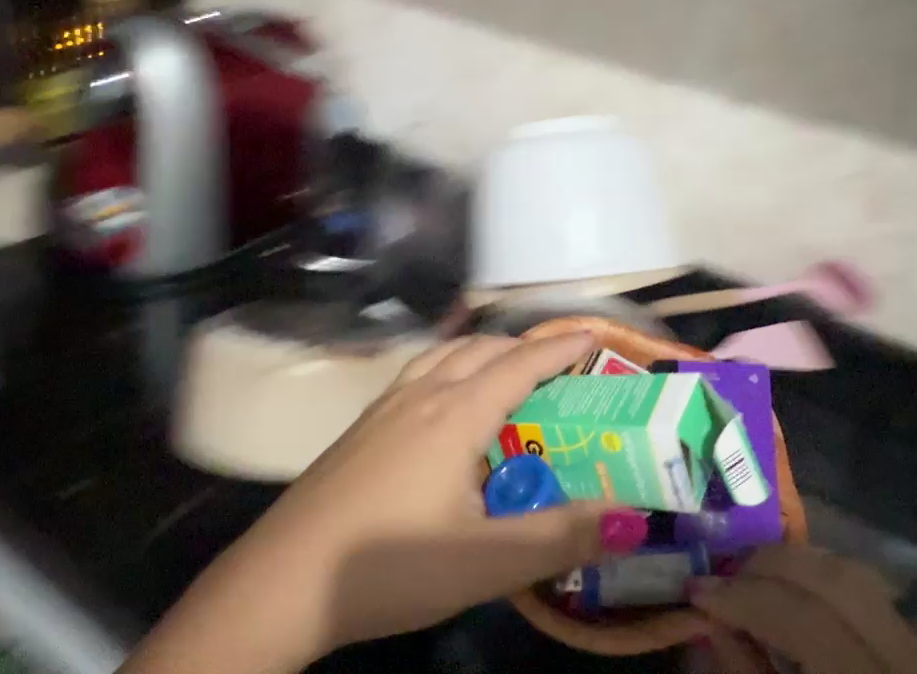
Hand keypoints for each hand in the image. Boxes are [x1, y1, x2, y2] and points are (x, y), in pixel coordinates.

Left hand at [123, 332, 644, 673]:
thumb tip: (631, 517)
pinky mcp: (359, 430)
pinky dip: (447, 370)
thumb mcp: (487, 562)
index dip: (559, 347)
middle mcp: (420, 396)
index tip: (594, 336)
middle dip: (522, 347)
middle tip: (558, 366)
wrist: (284, 580)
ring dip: (480, 353)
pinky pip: (416, 376)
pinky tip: (443, 409)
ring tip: (503, 375)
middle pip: (479, 349)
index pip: (519, 364)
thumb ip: (561, 537)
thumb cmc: (392, 566)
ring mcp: (383, 409)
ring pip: (441, 356)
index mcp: (456, 415)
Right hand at [690, 546, 916, 673]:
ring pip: (859, 578)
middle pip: (837, 580)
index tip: (695, 591)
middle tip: (723, 577)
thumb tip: (714, 617)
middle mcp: (908, 668)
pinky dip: (828, 588)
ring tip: (754, 580)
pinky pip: (875, 602)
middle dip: (770, 566)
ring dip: (799, 566)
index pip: (805, 617)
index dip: (744, 595)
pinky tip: (798, 599)